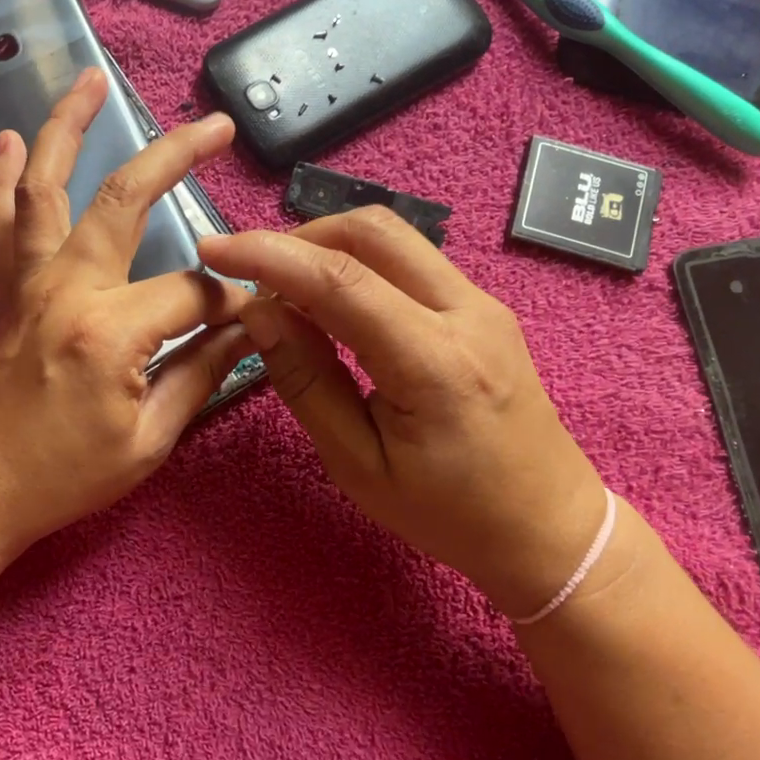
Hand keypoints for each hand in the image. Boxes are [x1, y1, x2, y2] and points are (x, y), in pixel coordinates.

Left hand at [0, 69, 253, 559]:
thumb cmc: (66, 477)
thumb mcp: (150, 440)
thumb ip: (200, 373)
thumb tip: (248, 327)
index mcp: (109, 332)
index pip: (192, 291)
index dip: (230, 302)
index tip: (252, 316)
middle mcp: (66, 291)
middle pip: (123, 199)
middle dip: (175, 155)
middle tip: (214, 124)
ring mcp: (29, 286)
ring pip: (45, 189)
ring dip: (65, 128)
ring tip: (88, 79)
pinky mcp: (8, 294)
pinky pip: (5, 224)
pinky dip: (7, 179)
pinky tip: (12, 141)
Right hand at [198, 207, 610, 616]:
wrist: (547, 527)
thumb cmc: (447, 513)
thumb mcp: (358, 464)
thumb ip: (307, 382)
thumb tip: (260, 313)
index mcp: (435, 363)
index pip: (340, 281)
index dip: (268, 256)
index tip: (211, 249)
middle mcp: (468, 314)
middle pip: (372, 232)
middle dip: (298, 237)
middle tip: (249, 273)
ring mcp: (482, 304)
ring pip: (394, 238)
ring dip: (327, 246)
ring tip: (281, 289)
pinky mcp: (482, 308)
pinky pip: (410, 260)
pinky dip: (356, 264)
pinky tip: (328, 302)